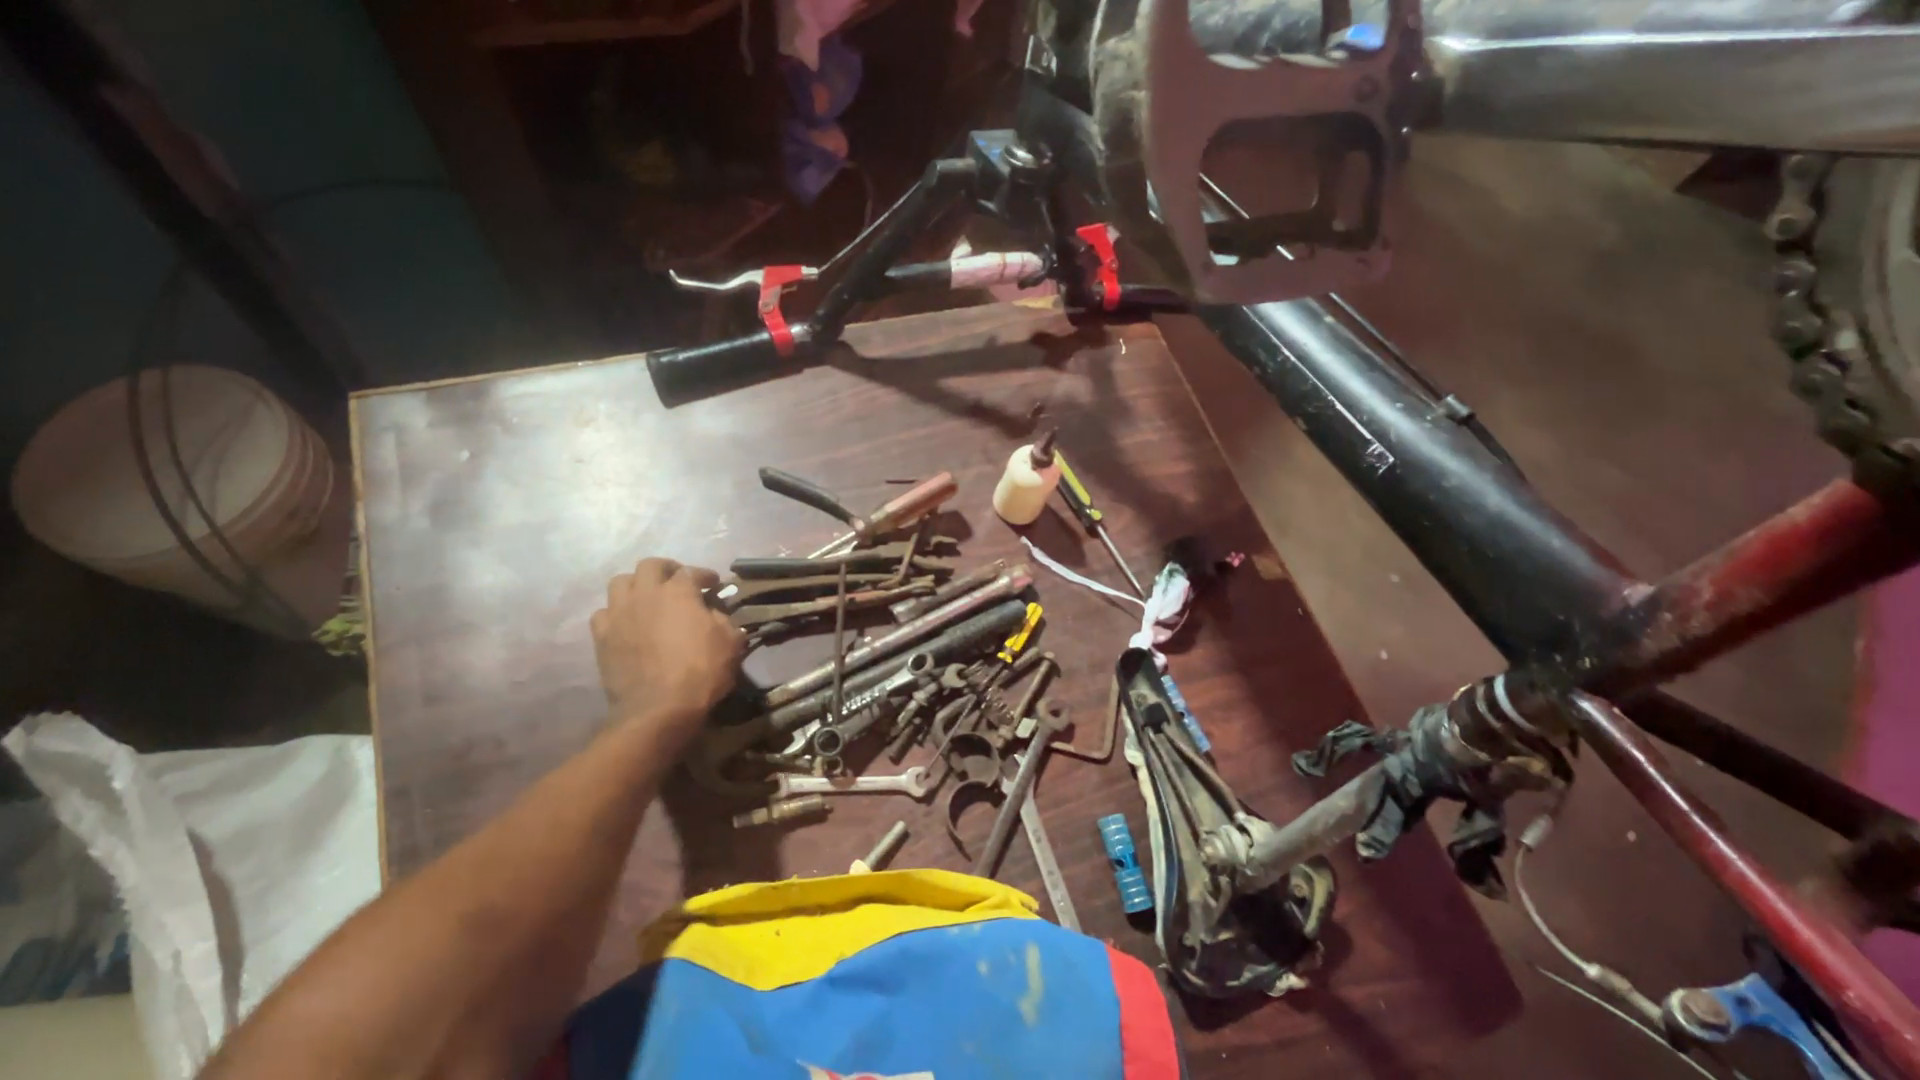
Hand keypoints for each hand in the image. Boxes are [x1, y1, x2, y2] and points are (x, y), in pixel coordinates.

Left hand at [590, 559, 743, 739]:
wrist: (658, 709)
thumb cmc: (701, 673)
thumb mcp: (731, 644)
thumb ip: (725, 621)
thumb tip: (716, 614)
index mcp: (678, 591)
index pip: (691, 571)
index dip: (704, 576)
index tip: (713, 585)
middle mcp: (645, 593)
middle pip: (650, 565)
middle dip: (666, 570)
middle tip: (676, 582)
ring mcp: (619, 613)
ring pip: (620, 582)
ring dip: (635, 585)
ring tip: (646, 598)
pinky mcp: (601, 636)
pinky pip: (603, 613)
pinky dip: (615, 613)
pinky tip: (625, 623)